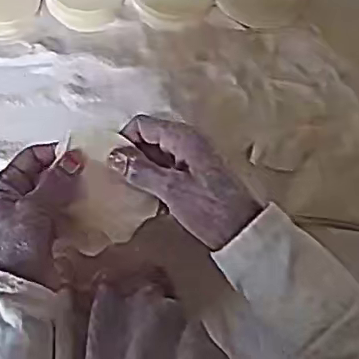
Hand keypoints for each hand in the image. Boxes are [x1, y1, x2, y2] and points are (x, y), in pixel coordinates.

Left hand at [0, 142, 82, 284]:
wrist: (22, 288)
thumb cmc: (16, 246)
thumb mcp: (33, 208)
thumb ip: (55, 181)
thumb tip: (74, 157)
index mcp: (7, 184)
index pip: (33, 156)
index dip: (53, 152)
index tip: (78, 152)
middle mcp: (20, 195)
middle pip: (48, 173)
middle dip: (69, 170)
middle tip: (92, 167)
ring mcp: (37, 213)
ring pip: (60, 191)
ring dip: (76, 188)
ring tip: (97, 183)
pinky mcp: (51, 229)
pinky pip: (68, 210)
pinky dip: (80, 205)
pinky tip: (95, 203)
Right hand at [112, 116, 260, 249]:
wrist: (246, 234)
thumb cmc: (211, 209)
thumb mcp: (171, 190)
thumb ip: (141, 171)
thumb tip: (113, 156)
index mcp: (182, 137)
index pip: (141, 124)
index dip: (124, 140)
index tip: (112, 163)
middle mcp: (187, 140)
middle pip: (148, 138)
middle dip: (131, 155)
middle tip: (117, 179)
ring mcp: (193, 157)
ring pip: (157, 154)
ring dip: (143, 170)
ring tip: (131, 191)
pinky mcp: (196, 174)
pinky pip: (167, 168)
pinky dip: (156, 179)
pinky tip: (151, 200)